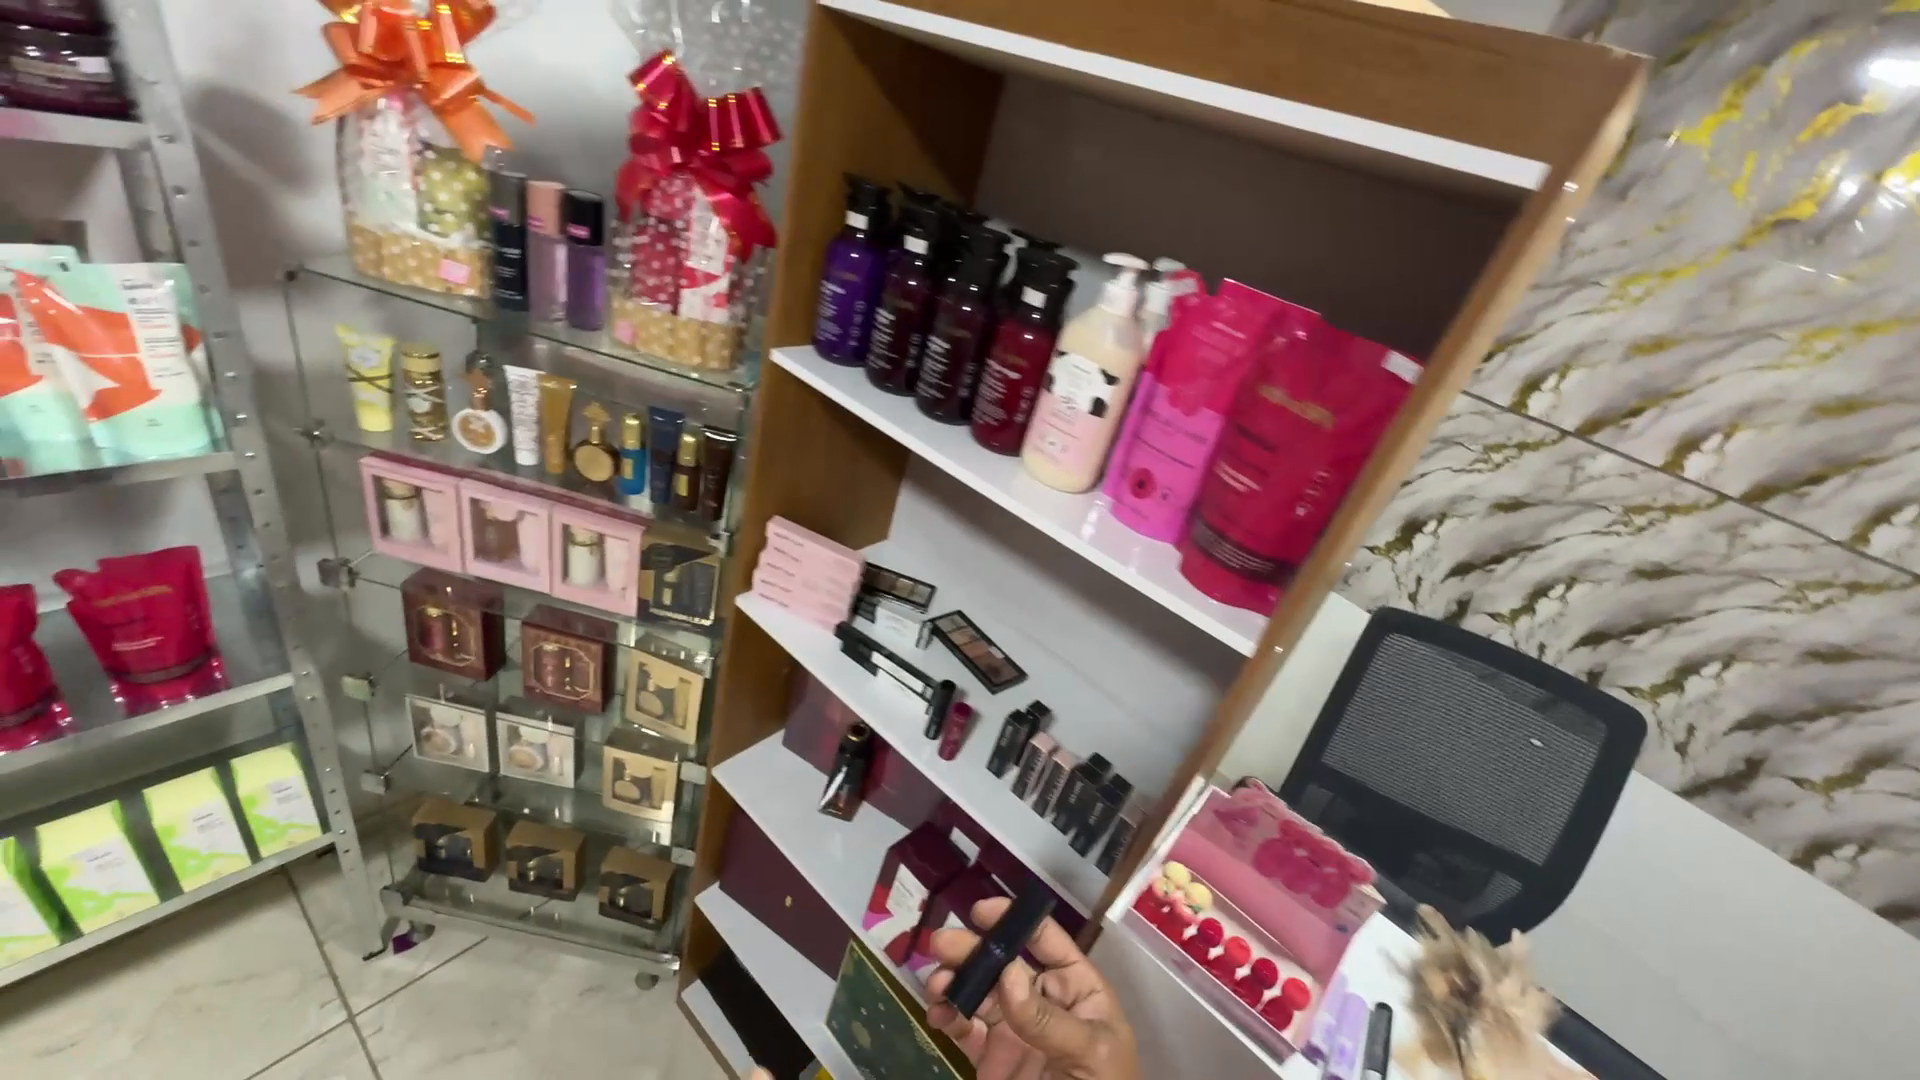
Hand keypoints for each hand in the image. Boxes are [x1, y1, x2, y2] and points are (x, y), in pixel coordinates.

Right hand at [924, 897, 1139, 1079]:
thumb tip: (1008, 971)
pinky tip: (936, 1013)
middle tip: (940, 943)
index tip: (981, 911)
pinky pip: (965, 1029)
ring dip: (954, 980)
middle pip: (1003, 962)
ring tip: (936, 985)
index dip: (1016, 919)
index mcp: (1077, 989)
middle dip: (972, 948)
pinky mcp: (992, 1059)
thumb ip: (1049, 1018)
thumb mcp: (1092, 1055)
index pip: (1047, 942)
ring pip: (978, 992)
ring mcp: (1015, 1030)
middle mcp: (1043, 1001)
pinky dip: (946, 1016)